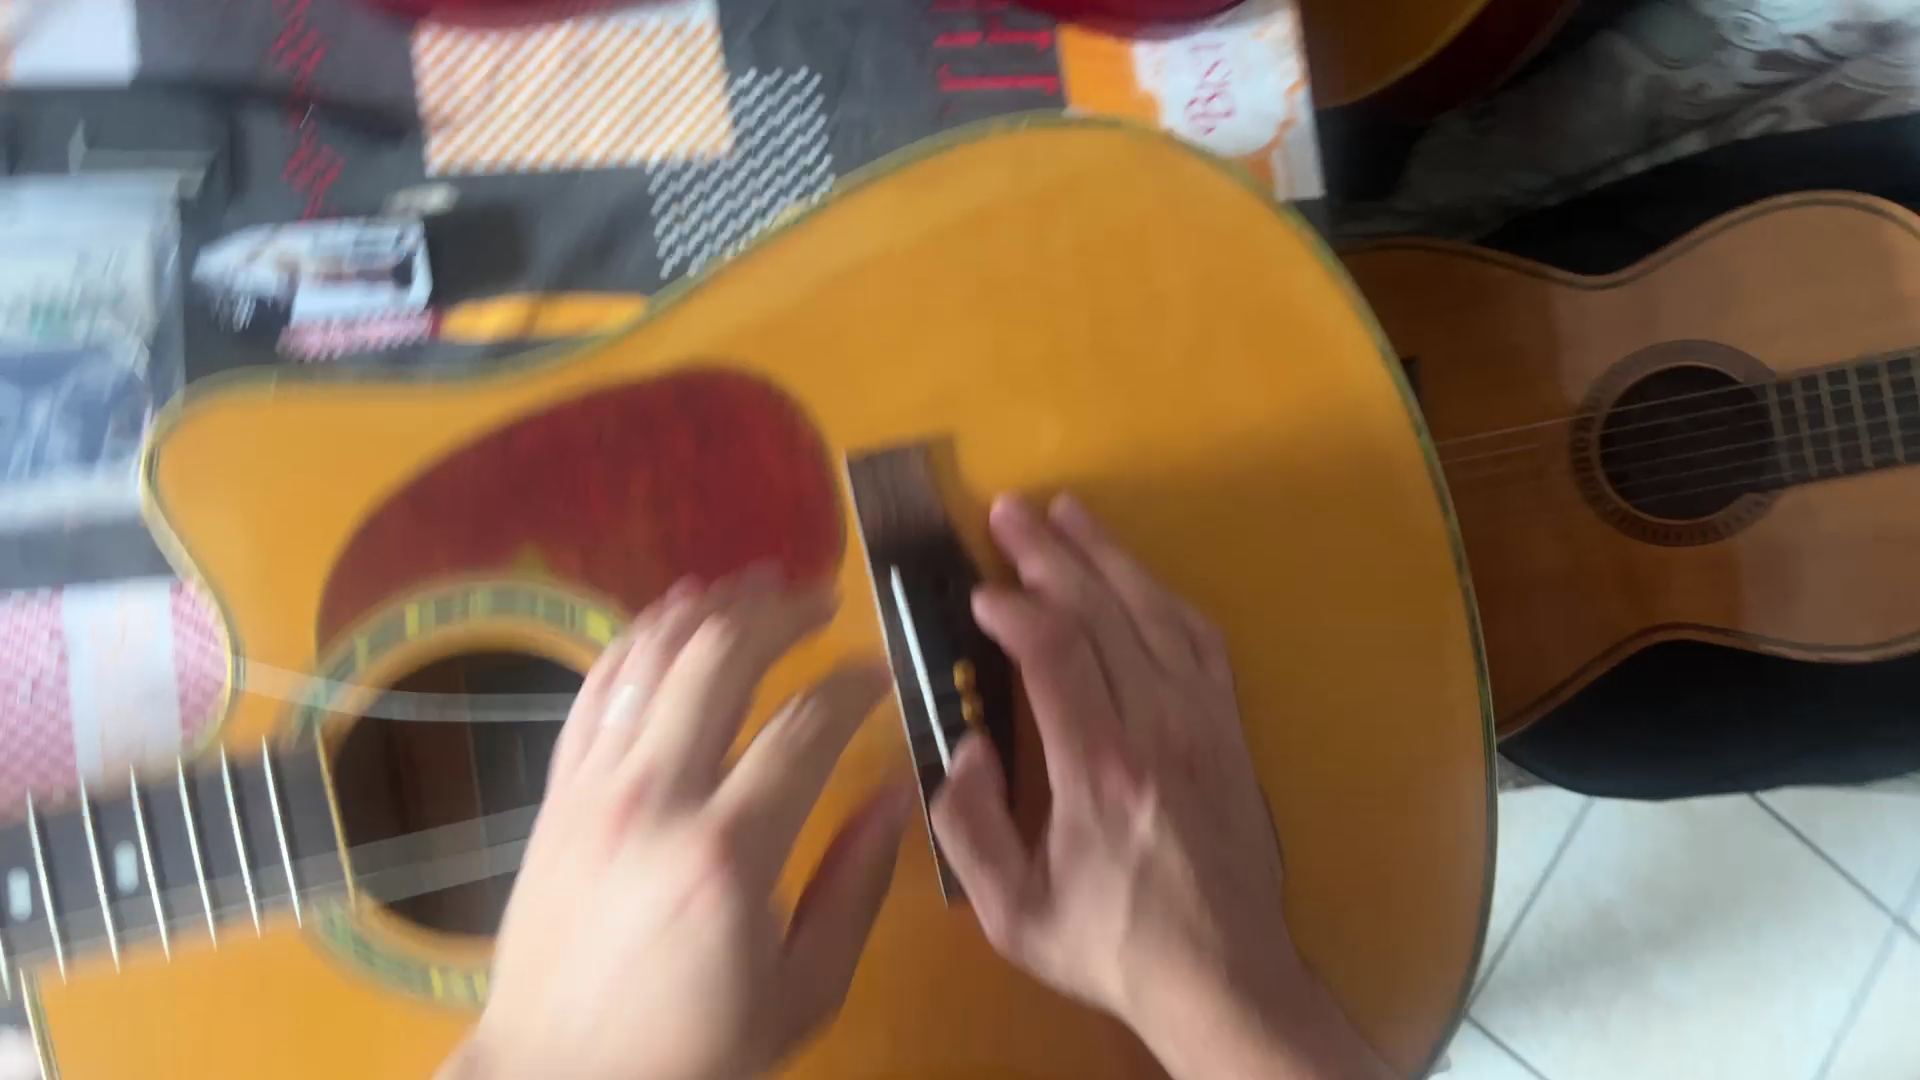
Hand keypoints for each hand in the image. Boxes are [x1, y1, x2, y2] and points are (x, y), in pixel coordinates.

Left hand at [455, 570, 912, 1079]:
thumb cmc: (693, 1049)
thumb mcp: (804, 990)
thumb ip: (858, 885)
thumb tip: (898, 791)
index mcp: (729, 854)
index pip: (807, 726)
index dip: (855, 684)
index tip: (882, 670)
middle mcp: (657, 798)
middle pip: (722, 659)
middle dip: (782, 612)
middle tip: (822, 598)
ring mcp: (597, 786)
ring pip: (655, 654)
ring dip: (713, 605)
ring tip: (758, 580)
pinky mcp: (560, 789)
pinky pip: (600, 683)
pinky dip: (643, 633)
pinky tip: (679, 608)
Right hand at [931, 495, 1393, 1079]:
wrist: (1226, 976)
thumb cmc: (1110, 942)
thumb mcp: (1012, 914)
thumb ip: (970, 827)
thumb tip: (969, 745)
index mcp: (1100, 770)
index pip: (1057, 654)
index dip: (1016, 609)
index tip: (980, 593)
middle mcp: (1158, 727)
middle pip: (1102, 612)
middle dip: (1050, 554)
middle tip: (1011, 510)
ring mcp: (1202, 719)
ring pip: (1152, 610)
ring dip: (1106, 554)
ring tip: (1068, 511)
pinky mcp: (1227, 723)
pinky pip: (1197, 636)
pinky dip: (1160, 593)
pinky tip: (1134, 572)